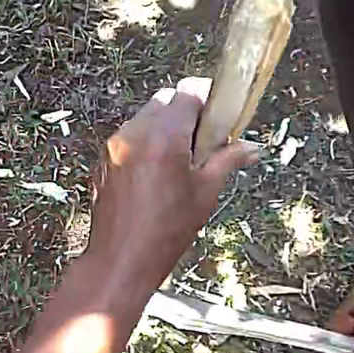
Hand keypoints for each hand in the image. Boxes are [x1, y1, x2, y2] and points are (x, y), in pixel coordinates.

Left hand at [86, 78, 257, 297]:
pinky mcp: (102, 160)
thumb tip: (251, 147)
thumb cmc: (168, 230)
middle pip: (163, 100)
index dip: (206, 97)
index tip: (217, 111)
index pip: (187, 93)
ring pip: (142, 117)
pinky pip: (126, 137)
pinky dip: (143, 143)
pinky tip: (154, 172)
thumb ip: (226, 161)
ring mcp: (114, 145)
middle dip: (183, 111)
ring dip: (162, 126)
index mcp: (164, 137)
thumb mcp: (205, 193)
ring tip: (177, 158)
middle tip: (200, 138)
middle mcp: (135, 133)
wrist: (120, 259)